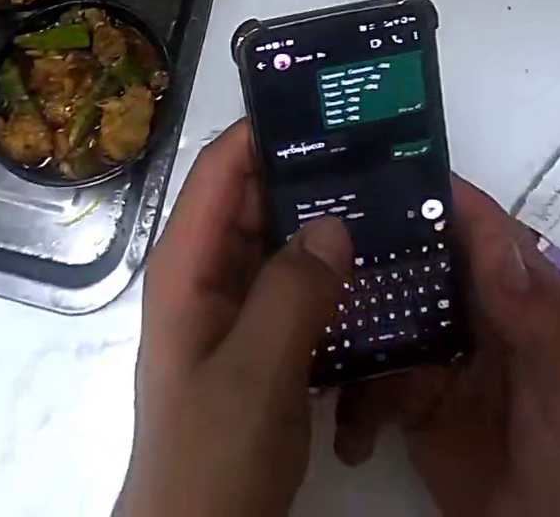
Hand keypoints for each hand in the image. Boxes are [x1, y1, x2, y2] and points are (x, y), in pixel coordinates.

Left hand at [116, 119, 353, 516]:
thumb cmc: (212, 449)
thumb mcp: (254, 371)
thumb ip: (291, 293)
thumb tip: (331, 222)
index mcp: (184, 262)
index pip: (217, 173)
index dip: (256, 134)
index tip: (311, 109)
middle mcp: (202, 268)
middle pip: (247, 199)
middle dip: (296, 172)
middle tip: (364, 151)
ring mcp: (226, 301)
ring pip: (270, 238)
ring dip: (311, 218)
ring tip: (375, 193)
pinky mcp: (251, 332)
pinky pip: (285, 280)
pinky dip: (318, 265)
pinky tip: (363, 260)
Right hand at [334, 176, 559, 516]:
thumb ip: (538, 319)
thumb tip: (490, 233)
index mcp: (517, 295)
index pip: (469, 225)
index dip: (424, 190)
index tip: (364, 163)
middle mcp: (470, 312)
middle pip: (408, 257)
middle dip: (359, 243)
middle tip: (301, 233)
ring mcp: (437, 356)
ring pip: (375, 312)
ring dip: (340, 320)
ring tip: (300, 325)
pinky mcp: (412, 401)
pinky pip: (368, 380)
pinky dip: (352, 402)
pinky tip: (345, 433)